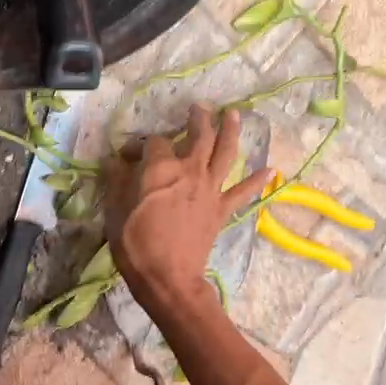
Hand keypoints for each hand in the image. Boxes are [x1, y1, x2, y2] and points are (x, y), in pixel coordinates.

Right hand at [103, 104, 269, 310]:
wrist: (168, 277)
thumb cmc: (135, 242)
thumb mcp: (114, 208)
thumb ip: (116, 179)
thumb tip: (115, 160)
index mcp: (160, 168)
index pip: (152, 142)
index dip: (139, 144)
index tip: (126, 156)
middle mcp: (189, 171)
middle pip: (198, 136)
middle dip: (198, 119)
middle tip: (199, 107)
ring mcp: (210, 189)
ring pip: (225, 153)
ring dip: (230, 132)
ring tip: (234, 115)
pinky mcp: (222, 209)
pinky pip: (243, 191)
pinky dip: (257, 180)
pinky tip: (270, 169)